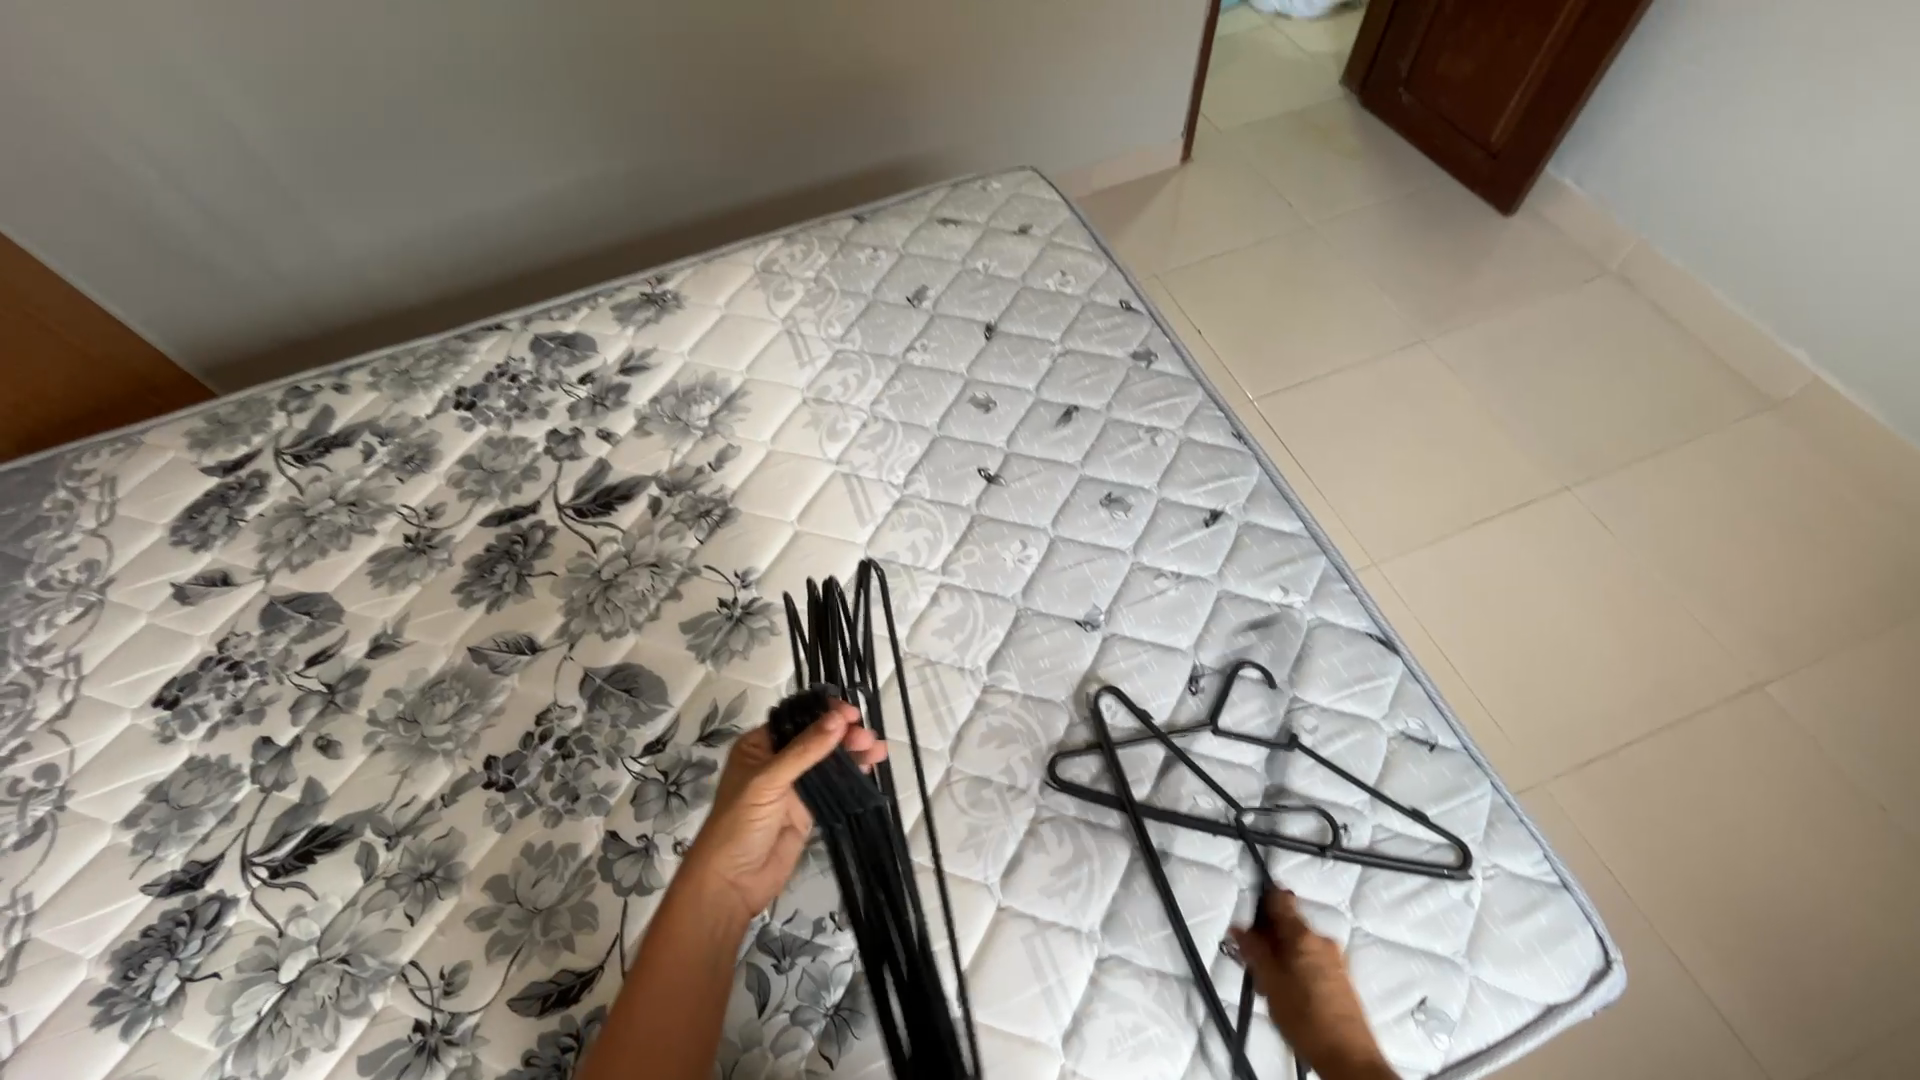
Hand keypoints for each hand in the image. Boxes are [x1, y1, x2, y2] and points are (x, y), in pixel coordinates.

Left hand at [680, 701, 885, 923]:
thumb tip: (838, 719)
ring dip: (852, 753)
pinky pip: (834, 785)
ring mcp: (794, 786)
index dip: (824, 714)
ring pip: (828, 761)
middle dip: (843, 734)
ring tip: (878, 749)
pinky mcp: (808, 809)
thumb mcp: (768, 781)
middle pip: (816, 738)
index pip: (796, 720)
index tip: (851, 713)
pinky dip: (851, 775)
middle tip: (867, 737)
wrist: (732, 882)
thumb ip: (805, 750)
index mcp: (758, 746)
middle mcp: (777, 761)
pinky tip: (869, 767)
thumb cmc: (739, 824)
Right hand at [1231, 889, 1395, 1079]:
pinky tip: (1287, 994)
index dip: (1259, 905)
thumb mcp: (1270, 983)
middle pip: (1287, 925)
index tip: (1247, 923)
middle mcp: (1322, 940)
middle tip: (1253, 964)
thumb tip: (1238, 928)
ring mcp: (1335, 959)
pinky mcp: (1341, 978)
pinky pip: (1311, 960)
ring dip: (1280, 956)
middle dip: (1267, 939)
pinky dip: (1295, 968)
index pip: (1279, 899)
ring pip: (1298, 945)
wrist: (1350, 1059)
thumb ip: (1253, 951)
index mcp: (1303, 935)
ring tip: (1268, 986)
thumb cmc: (1305, 1018)